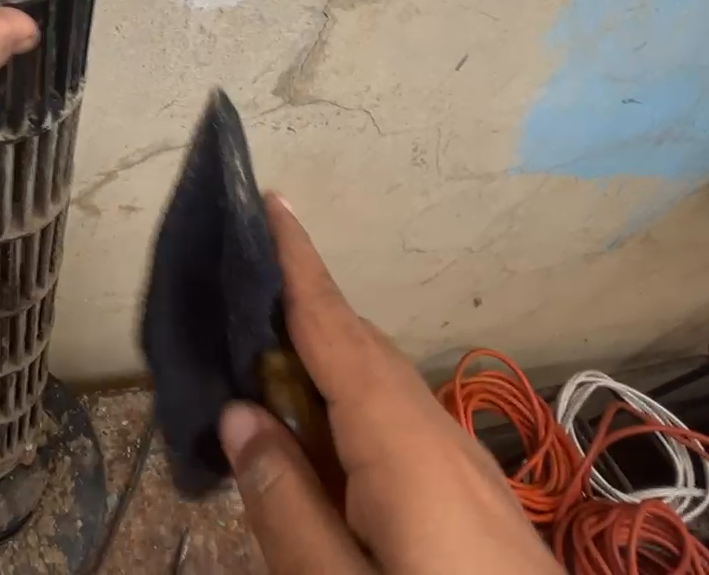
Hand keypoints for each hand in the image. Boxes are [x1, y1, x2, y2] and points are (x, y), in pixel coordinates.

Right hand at [219, 194, 560, 574]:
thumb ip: (285, 505)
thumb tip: (240, 415)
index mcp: (403, 447)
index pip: (335, 328)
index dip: (298, 265)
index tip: (272, 202)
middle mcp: (439, 440)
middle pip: (357, 346)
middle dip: (298, 307)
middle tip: (232, 292)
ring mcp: (467, 473)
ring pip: (378, 386)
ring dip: (318, 361)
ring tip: (259, 367)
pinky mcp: (476, 504)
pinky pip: (395, 425)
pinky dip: (345, 405)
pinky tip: (320, 443)